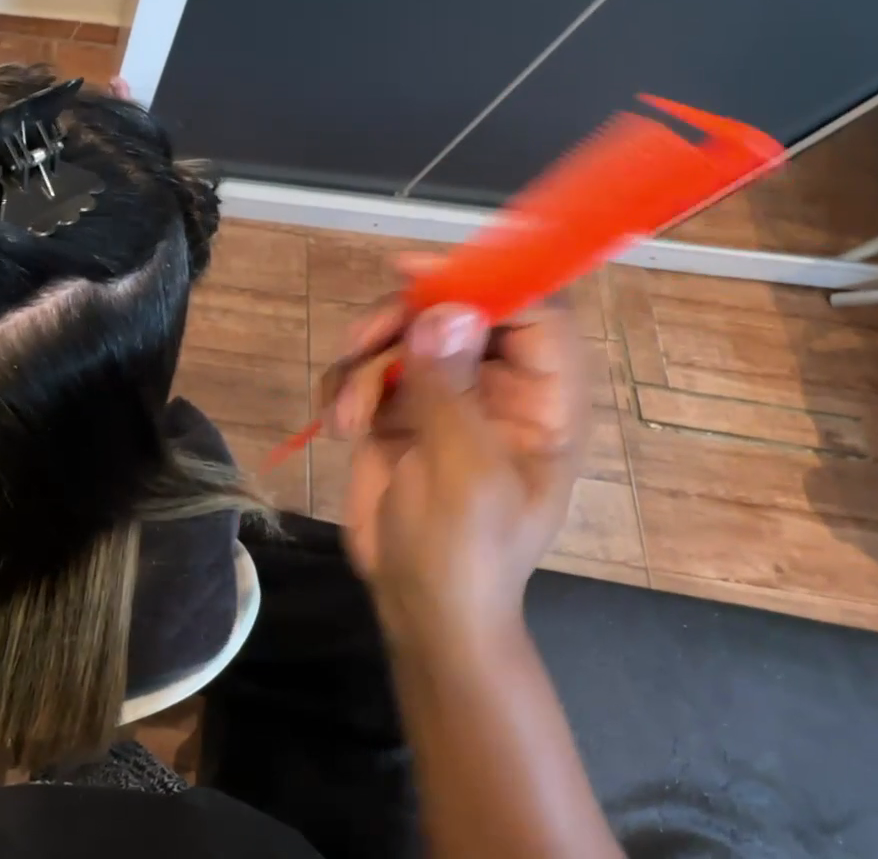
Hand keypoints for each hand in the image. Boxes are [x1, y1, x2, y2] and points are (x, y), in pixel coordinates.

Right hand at [323, 259, 585, 641]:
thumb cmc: (463, 551)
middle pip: (451, 314)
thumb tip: (441, 312)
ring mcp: (440, 399)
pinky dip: (341, 389)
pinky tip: (335, 425)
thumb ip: (450, 391)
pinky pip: (363, 372)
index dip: (484, 283)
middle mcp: (494, 389)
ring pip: (398, 339)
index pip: (532, 316)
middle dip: (398, 326)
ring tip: (345, 420)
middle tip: (360, 345)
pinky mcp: (393, 413)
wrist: (418, 604)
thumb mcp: (464, 473)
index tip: (414, 273)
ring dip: (361, 370)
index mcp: (542, 402)